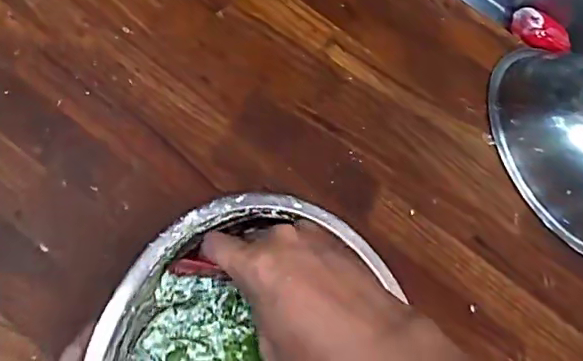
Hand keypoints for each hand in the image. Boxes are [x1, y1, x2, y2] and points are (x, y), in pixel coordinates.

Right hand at [202, 223, 466, 360]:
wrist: (378, 341)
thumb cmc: (321, 350)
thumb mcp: (270, 345)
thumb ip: (257, 311)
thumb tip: (258, 305)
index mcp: (258, 264)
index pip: (219, 244)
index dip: (209, 252)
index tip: (205, 257)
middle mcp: (282, 240)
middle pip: (252, 240)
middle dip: (247, 258)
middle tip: (247, 284)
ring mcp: (310, 234)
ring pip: (281, 238)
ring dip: (278, 255)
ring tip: (283, 285)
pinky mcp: (334, 238)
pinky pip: (306, 240)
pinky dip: (302, 254)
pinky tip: (309, 280)